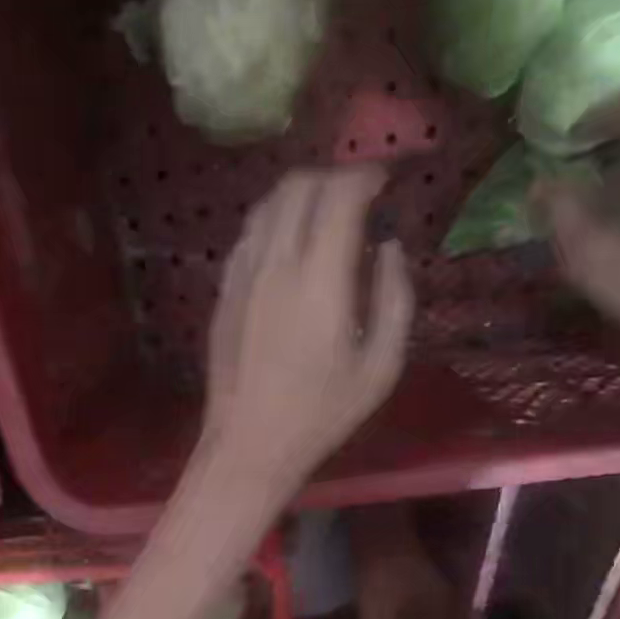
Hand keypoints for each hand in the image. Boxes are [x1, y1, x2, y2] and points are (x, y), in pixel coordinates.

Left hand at [201, 167, 413, 478]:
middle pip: (298, 186)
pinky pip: (249, 234)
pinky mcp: (224, 290)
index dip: (366, 176)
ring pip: (267, 203)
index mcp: (320, 280)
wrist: (250, 443)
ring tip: (326, 213)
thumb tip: (390, 248)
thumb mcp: (380, 368)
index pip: (339, 195)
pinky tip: (290, 244)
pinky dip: (274, 221)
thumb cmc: (322, 414)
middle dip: (334, 177)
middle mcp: (276, 264)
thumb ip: (394, 300)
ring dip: (301, 194)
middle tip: (359, 196)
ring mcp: (243, 274)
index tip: (385, 181)